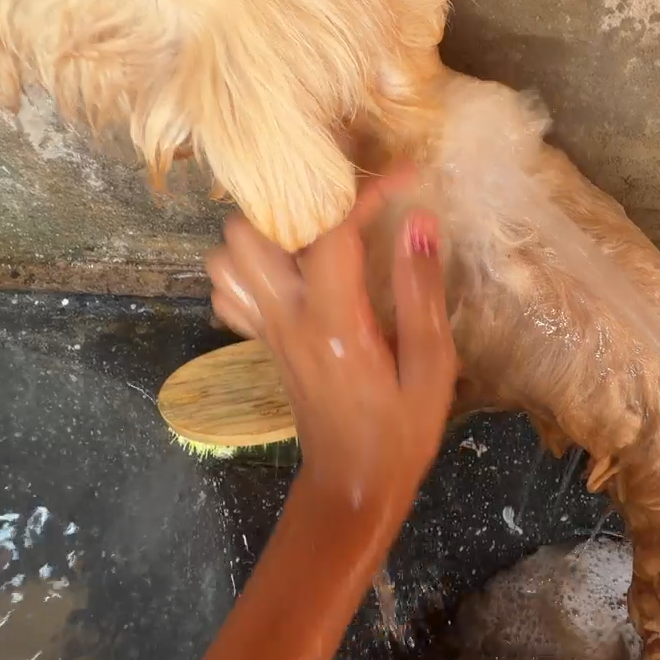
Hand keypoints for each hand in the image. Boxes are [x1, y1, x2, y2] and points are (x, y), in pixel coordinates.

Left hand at [204, 168, 457, 517]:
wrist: (352, 485)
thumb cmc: (401, 429)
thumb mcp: (432, 364)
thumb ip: (421, 290)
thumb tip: (418, 220)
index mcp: (333, 321)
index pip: (334, 230)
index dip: (368, 190)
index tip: (404, 174)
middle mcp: (285, 317)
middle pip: (251, 231)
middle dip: (295, 203)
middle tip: (342, 202)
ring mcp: (265, 330)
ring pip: (228, 255)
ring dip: (267, 230)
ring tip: (316, 230)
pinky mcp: (261, 342)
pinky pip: (228, 289)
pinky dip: (249, 266)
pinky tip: (290, 270)